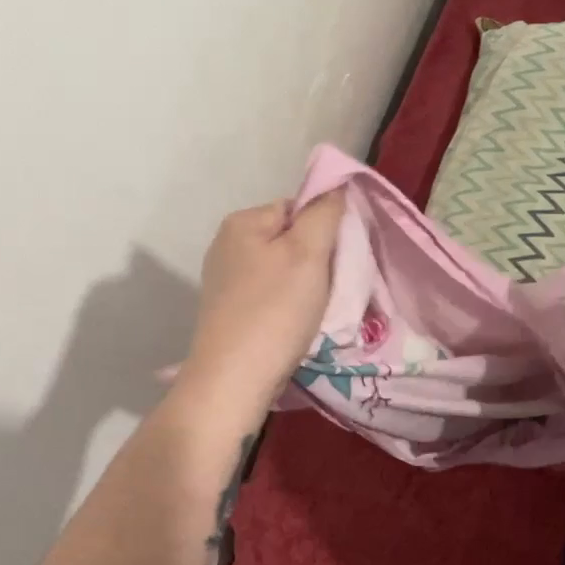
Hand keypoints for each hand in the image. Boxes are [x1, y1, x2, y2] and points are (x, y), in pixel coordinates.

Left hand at [176, 190, 346, 415]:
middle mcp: (227, 244)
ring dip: (305, 289)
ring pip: (282, 272)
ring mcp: (225, 281)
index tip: (339, 262)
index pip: (298, 208)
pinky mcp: (229, 313)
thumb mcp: (309, 254)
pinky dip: (288, 309)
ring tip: (315, 313)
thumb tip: (335, 186)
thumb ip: (324, 214)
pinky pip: (271, 297)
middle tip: (331, 291)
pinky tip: (295, 328)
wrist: (235, 378)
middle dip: (316, 262)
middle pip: (290, 240)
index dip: (325, 231)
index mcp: (243, 222)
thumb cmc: (275, 311)